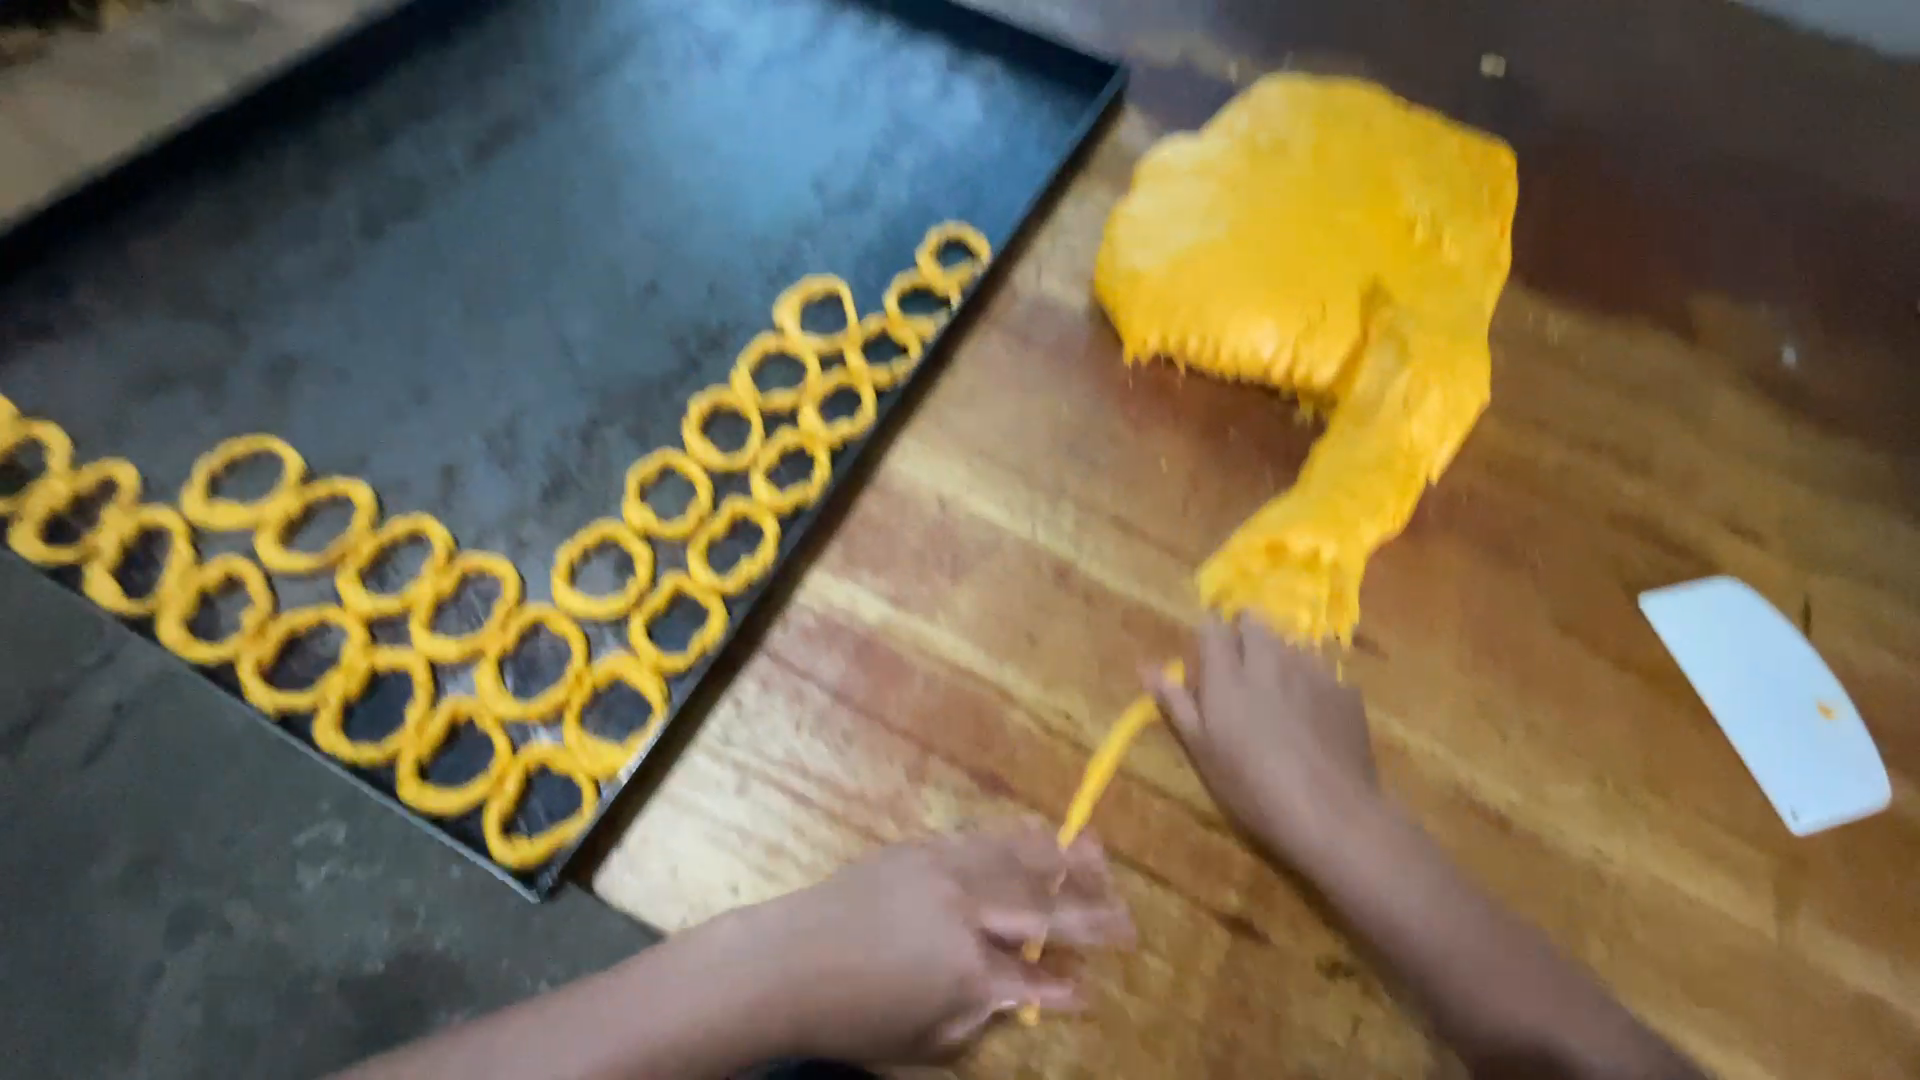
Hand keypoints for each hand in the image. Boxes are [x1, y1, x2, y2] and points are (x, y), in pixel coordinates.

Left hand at [737, 823, 1133, 1065]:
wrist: (790, 959)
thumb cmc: (852, 1017)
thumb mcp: (921, 1042)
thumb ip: (976, 1017)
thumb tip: (1014, 997)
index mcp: (969, 971)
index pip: (1036, 979)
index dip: (1069, 986)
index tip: (1096, 988)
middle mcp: (967, 914)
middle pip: (1042, 910)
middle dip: (1091, 916)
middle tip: (1128, 920)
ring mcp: (946, 873)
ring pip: (1019, 861)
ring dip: (1064, 861)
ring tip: (1101, 856)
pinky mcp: (925, 849)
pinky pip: (983, 838)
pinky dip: (1017, 837)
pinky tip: (1039, 832)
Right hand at [1148, 615, 1379, 861]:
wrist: (1331, 814)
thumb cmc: (1251, 787)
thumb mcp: (1201, 750)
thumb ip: (1175, 702)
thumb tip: (1146, 666)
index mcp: (1227, 675)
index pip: (1212, 626)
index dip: (1209, 634)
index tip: (1207, 655)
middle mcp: (1269, 660)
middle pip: (1254, 622)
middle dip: (1244, 632)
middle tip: (1240, 667)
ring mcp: (1312, 672)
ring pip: (1289, 642)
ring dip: (1278, 654)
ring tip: (1277, 690)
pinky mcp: (1345, 691)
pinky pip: (1322, 670)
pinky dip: (1311, 681)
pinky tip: (1312, 714)